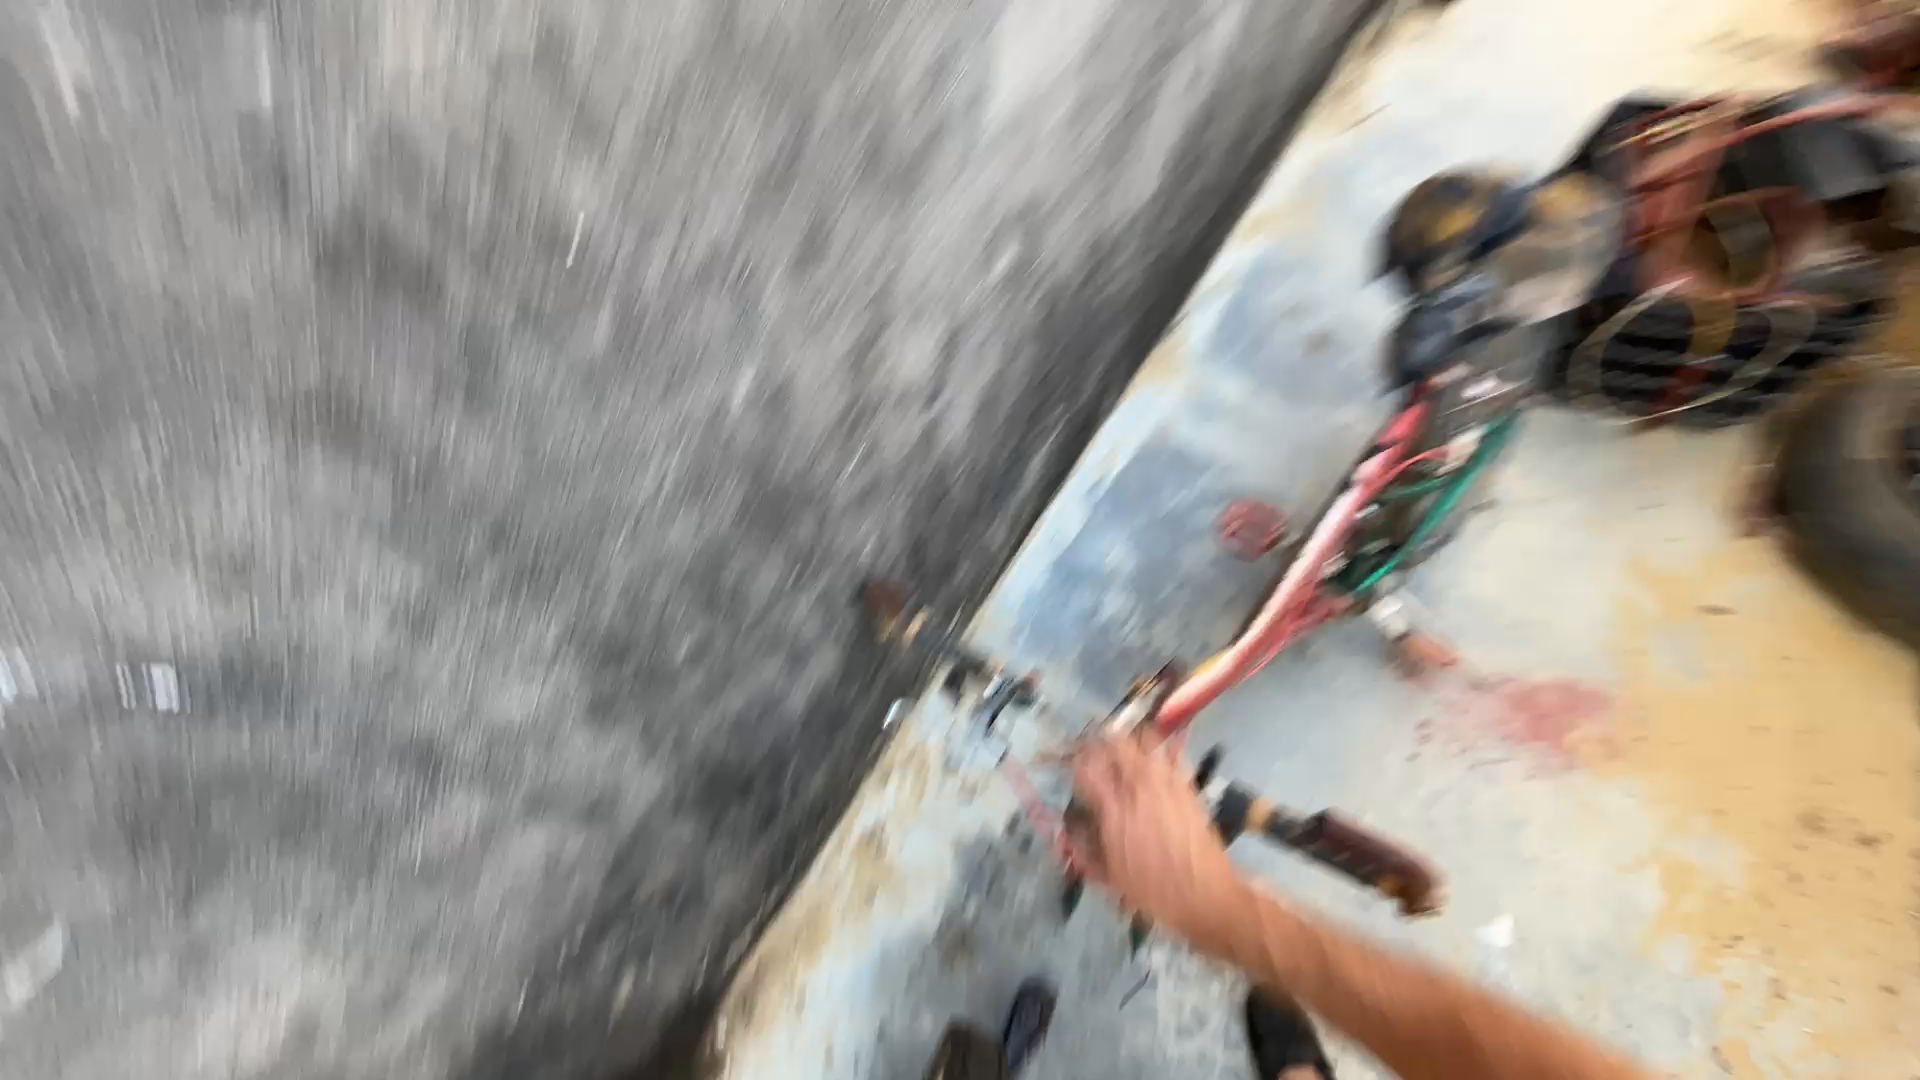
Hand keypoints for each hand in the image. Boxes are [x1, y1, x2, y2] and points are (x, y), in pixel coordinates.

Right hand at [1064, 734, 1249, 954]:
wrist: (1207, 897)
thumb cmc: (1156, 893)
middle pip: (1115, 744)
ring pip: (1145, 739)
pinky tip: (1157, 760)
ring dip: (1132, 741)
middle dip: (1102, 743)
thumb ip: (1086, 849)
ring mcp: (1166, 783)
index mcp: (1114, 811)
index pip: (1086, 768)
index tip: (1075, 765)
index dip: (1076, 761)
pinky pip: (1173, 753)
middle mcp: (1138, 789)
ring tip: (1127, 751)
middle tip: (1098, 751)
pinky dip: (1162, 749)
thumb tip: (1070, 829)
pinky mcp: (1188, 786)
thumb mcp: (1112, 878)